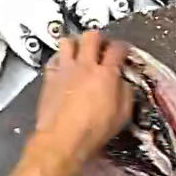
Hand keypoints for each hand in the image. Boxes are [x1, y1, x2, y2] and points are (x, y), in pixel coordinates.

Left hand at [30, 31, 133, 166]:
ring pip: (68, 41)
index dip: (122, 47)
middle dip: (99, 38)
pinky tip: (63, 65)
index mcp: (106, 74)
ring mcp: (65, 69)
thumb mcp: (122, 115)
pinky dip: (59, 58)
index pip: (117, 49)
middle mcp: (85, 66)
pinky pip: (53, 58)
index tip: (123, 51)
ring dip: (76, 43)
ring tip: (79, 50)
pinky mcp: (50, 77)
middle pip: (92, 36)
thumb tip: (123, 82)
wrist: (63, 139)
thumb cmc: (94, 130)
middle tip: (101, 45)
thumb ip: (125, 93)